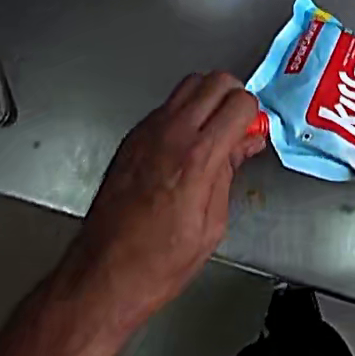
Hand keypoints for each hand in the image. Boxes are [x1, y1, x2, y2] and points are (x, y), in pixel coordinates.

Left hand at [56, 72, 267, 332]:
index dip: (253, 114)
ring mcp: (148, 131)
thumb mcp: (211, 226)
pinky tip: (187, 139)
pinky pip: (167, 104)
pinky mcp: (132, 135)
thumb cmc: (155, 263)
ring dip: (209, 96)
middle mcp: (172, 135)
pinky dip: (185, 110)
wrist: (101, 275)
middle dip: (234, 96)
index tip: (252, 130)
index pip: (239, 103)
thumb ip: (230, 173)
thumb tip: (246, 144)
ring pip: (190, 82)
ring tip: (214, 127)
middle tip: (238, 121)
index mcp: (197, 159)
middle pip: (216, 81)